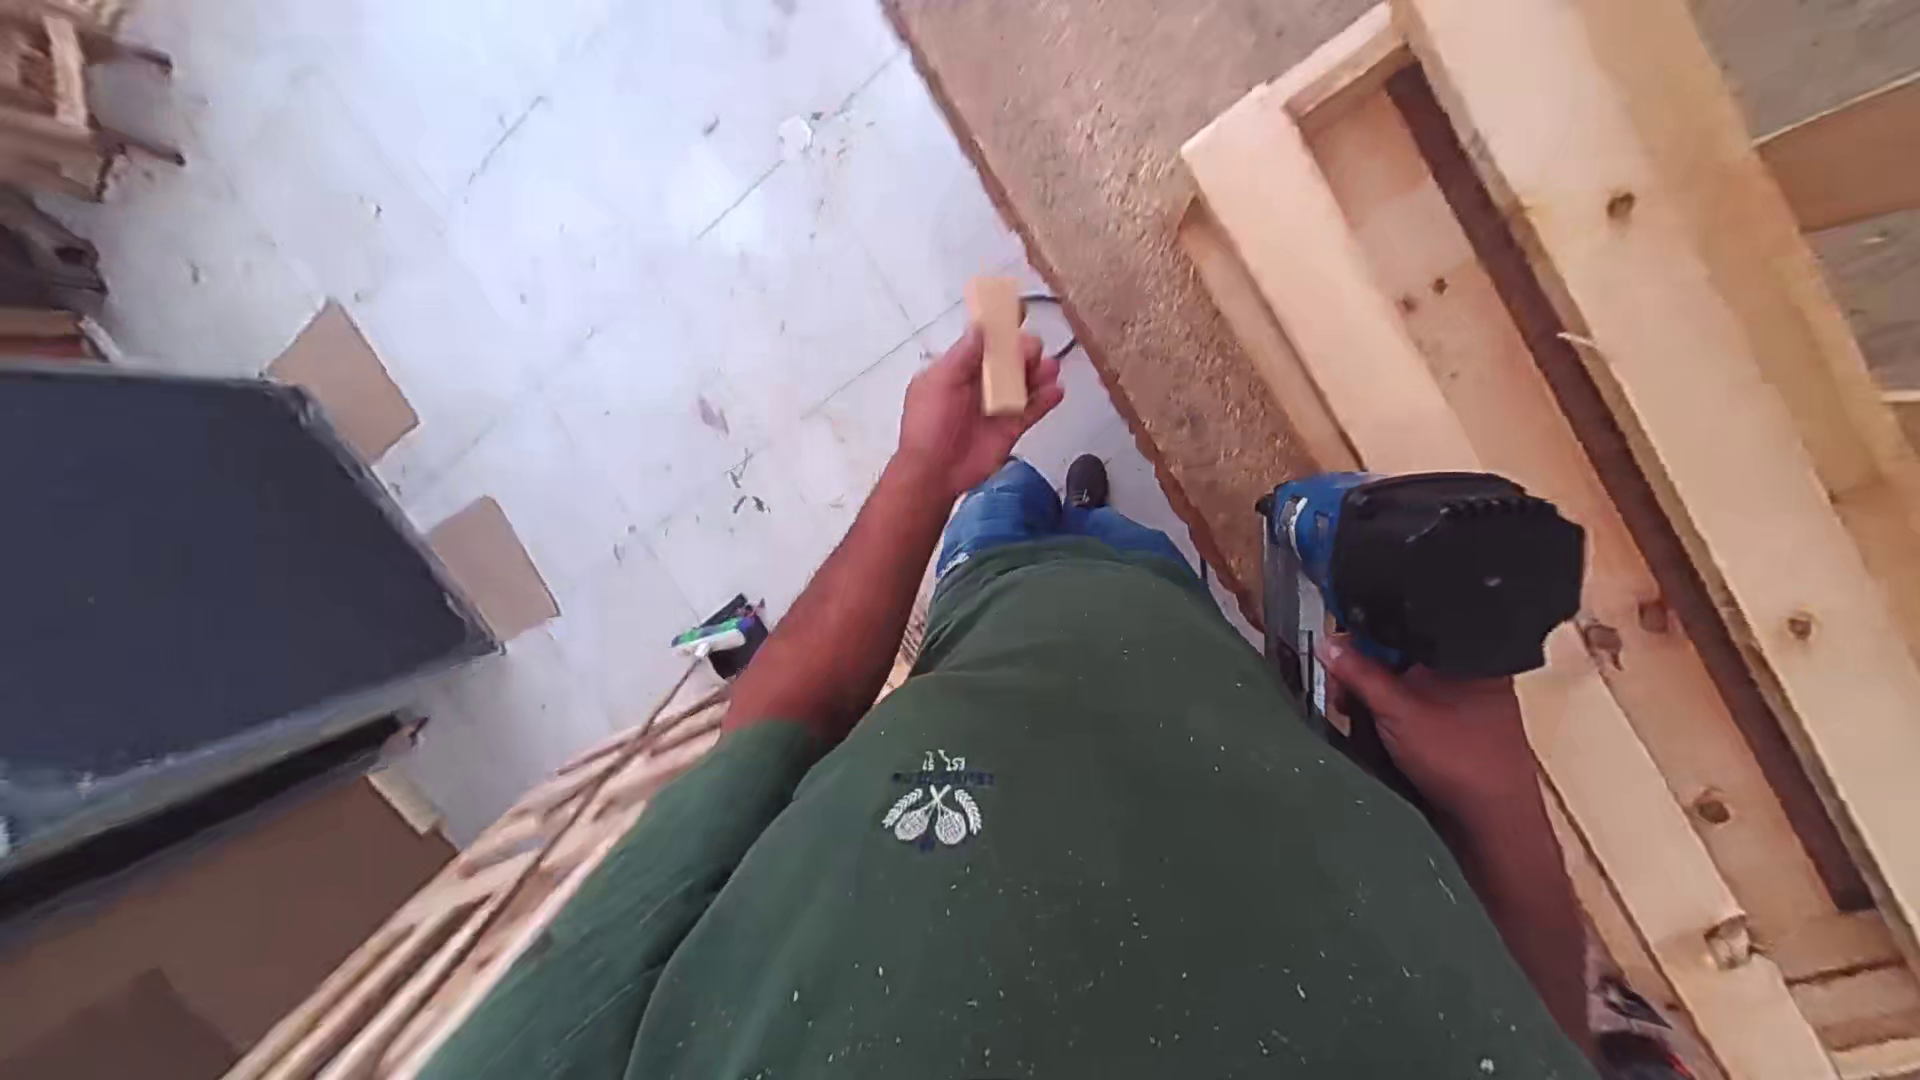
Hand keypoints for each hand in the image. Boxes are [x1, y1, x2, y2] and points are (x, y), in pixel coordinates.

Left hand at [895, 325, 1063, 498]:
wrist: (934, 472)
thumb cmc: (927, 427)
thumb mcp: (940, 382)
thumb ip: (963, 355)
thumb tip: (981, 327)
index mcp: (957, 370)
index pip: (983, 343)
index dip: (1001, 329)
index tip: (1019, 314)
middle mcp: (979, 386)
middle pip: (1010, 360)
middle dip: (1024, 352)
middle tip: (1031, 352)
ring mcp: (996, 407)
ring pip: (1025, 383)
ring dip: (1039, 373)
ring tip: (1049, 369)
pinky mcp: (1009, 428)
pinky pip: (1032, 410)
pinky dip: (1046, 400)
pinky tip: (1056, 390)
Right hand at [1316, 634, 1540, 822]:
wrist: (1491, 823)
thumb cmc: (1456, 757)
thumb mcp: (1395, 709)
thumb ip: (1359, 672)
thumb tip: (1327, 642)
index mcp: (1466, 658)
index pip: (1406, 629)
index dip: (1367, 636)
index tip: (1337, 651)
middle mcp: (1467, 674)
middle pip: (1398, 656)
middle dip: (1361, 671)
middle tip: (1341, 691)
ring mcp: (1460, 702)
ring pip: (1399, 681)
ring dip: (1368, 693)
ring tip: (1350, 711)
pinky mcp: (1451, 726)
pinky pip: (1407, 703)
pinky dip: (1383, 710)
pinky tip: (1367, 724)